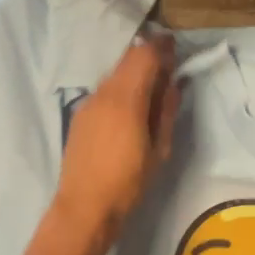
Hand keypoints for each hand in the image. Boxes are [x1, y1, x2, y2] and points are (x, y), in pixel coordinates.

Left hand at [55, 36, 179, 229]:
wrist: (84, 208)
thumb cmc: (128, 183)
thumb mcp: (158, 150)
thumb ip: (165, 112)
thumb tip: (173, 85)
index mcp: (125, 99)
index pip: (143, 55)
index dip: (161, 46)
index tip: (175, 47)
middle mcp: (102, 94)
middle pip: (126, 60)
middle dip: (148, 57)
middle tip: (167, 67)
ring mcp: (87, 104)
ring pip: (114, 76)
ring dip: (133, 75)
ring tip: (151, 91)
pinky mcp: (79, 117)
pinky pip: (103, 93)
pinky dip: (120, 90)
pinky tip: (130, 110)